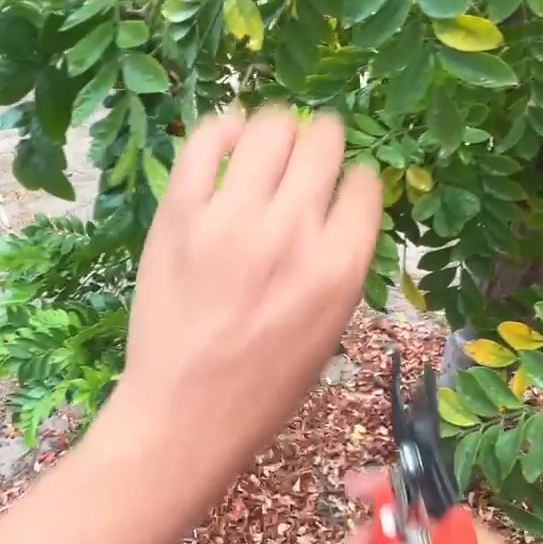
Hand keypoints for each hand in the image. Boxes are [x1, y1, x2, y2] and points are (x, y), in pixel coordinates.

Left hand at [103, 107, 381, 482]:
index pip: (363, 183)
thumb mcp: (328, 333)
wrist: (183, 416)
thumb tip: (334, 207)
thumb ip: (337, 264)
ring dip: (277, 130)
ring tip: (267, 147)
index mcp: (339, 268)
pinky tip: (229, 138)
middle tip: (304, 159)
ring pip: (270, 127)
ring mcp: (231, 219)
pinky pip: (206, 142)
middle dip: (321, 143)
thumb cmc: (262, 390)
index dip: (352, 182)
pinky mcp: (179, 214)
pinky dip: (223, 129)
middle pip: (323, 141)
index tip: (337, 191)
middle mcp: (292, 232)